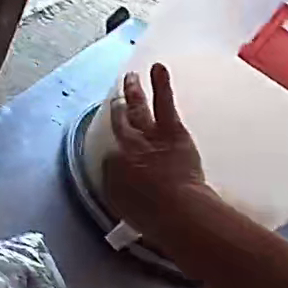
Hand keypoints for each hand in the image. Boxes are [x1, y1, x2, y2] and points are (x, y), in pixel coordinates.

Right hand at [104, 63, 208, 235]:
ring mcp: (148, 135)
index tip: (121, 157)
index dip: (117, 158)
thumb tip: (123, 185)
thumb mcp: (127, 211)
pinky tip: (158, 68)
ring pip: (137, 109)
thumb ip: (121, 194)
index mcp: (114, 170)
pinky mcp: (171, 129)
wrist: (176, 209)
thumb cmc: (154, 219)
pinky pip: (164, 103)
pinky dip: (161, 84)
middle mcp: (126, 148)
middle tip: (114, 100)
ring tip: (130, 76)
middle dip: (116, 112)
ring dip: (133, 91)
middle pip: (119, 125)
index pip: (111, 158)